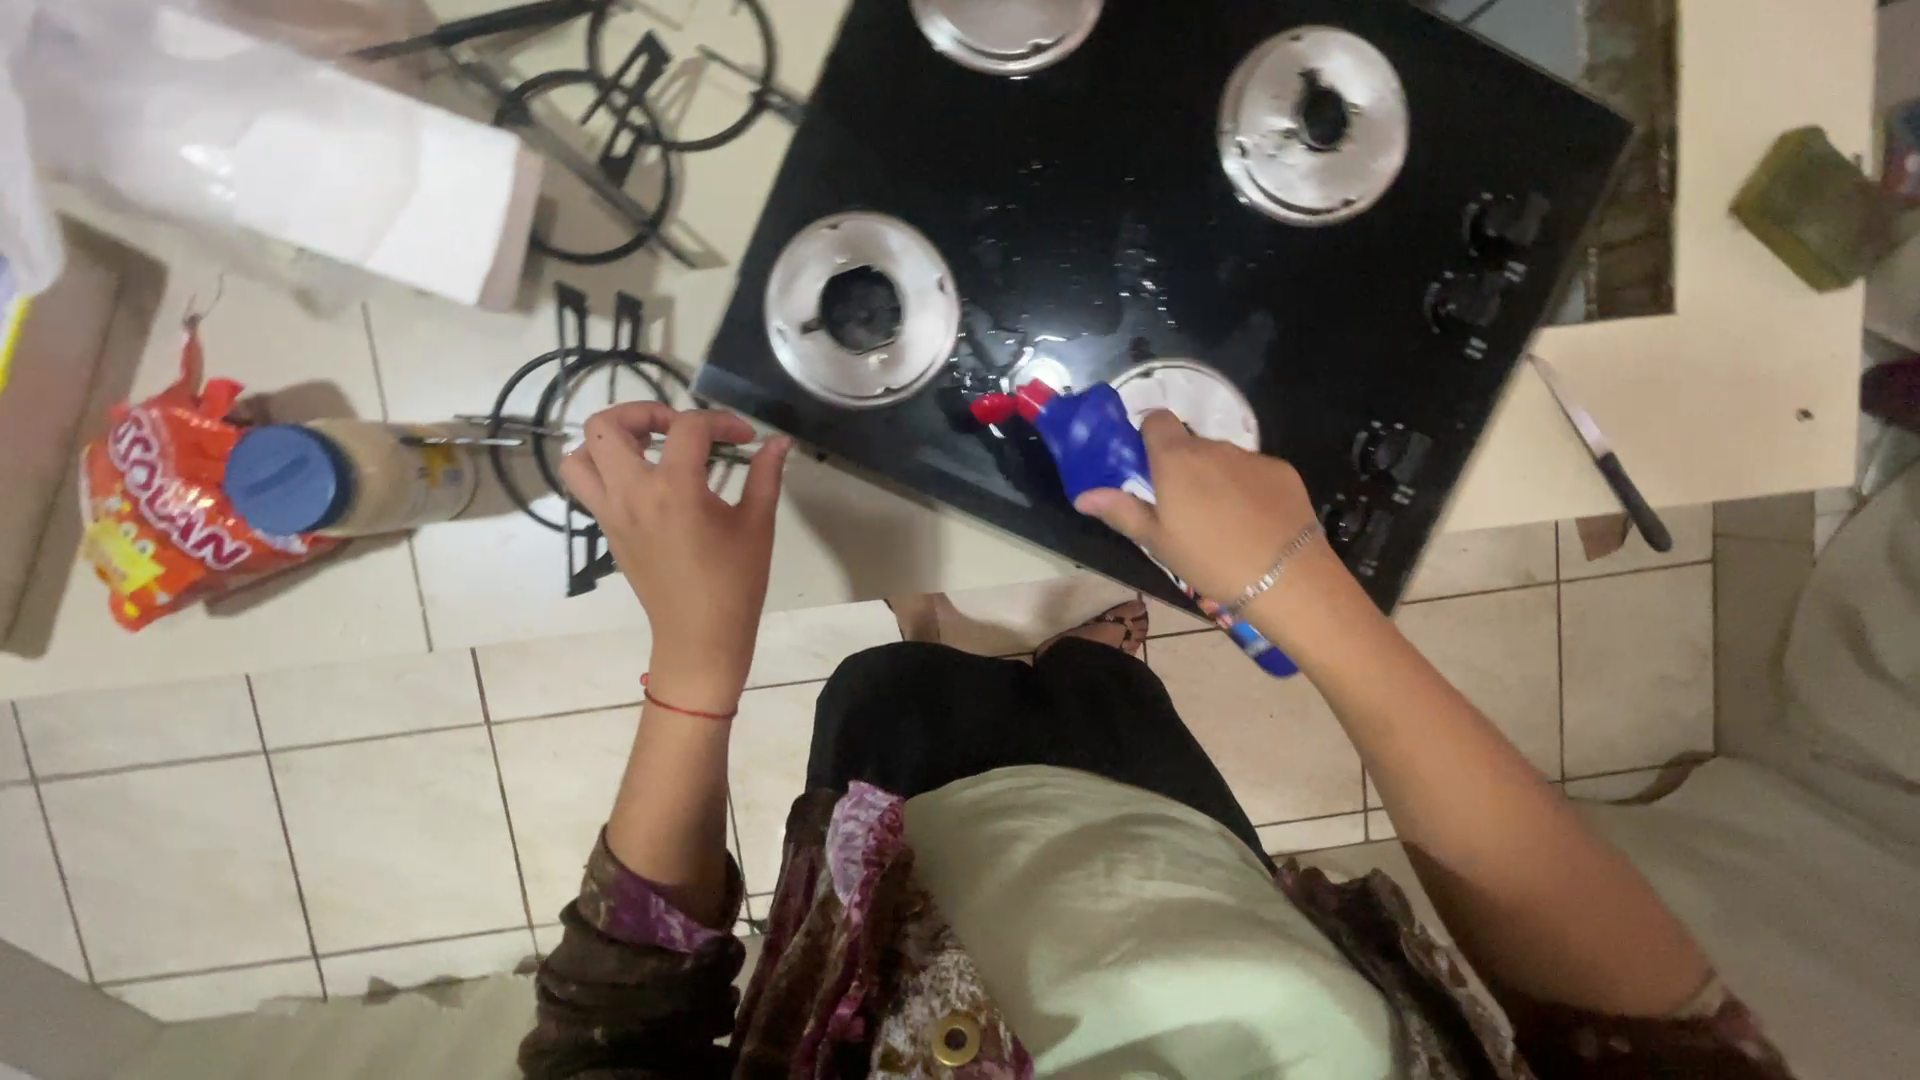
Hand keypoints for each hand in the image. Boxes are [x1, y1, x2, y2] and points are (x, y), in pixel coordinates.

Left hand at [559, 403, 792, 713]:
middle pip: (607, 426)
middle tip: (679, 429)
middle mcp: (632, 494)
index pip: (687, 427)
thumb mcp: (757, 525)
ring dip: (612, 441)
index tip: (745, 438)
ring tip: (650, 448)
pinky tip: (648, 480)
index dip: (720, 421)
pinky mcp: (607, 529)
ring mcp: (612, 513)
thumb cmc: (734, 583)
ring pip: (580, 455)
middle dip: (645, 412)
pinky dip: (608, 468)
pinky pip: (588, 485)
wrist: (699, 635)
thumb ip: (765, 475)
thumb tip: (778, 442)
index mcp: (674, 489)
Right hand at [1074, 410, 1332, 605]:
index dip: (1148, 437)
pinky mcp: (1282, 470)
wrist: (1286, 577)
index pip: (1156, 420)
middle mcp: (1213, 447)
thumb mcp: (1157, 541)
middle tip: (1180, 507)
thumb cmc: (1209, 560)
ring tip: (1219, 520)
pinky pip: (1252, 471)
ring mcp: (1252, 456)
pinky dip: (1246, 487)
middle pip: (1189, 443)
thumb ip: (1120, 511)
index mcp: (1176, 459)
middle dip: (1181, 465)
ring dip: (1214, 477)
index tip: (1147, 468)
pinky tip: (1252, 522)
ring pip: (1222, 458)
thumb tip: (1083, 496)